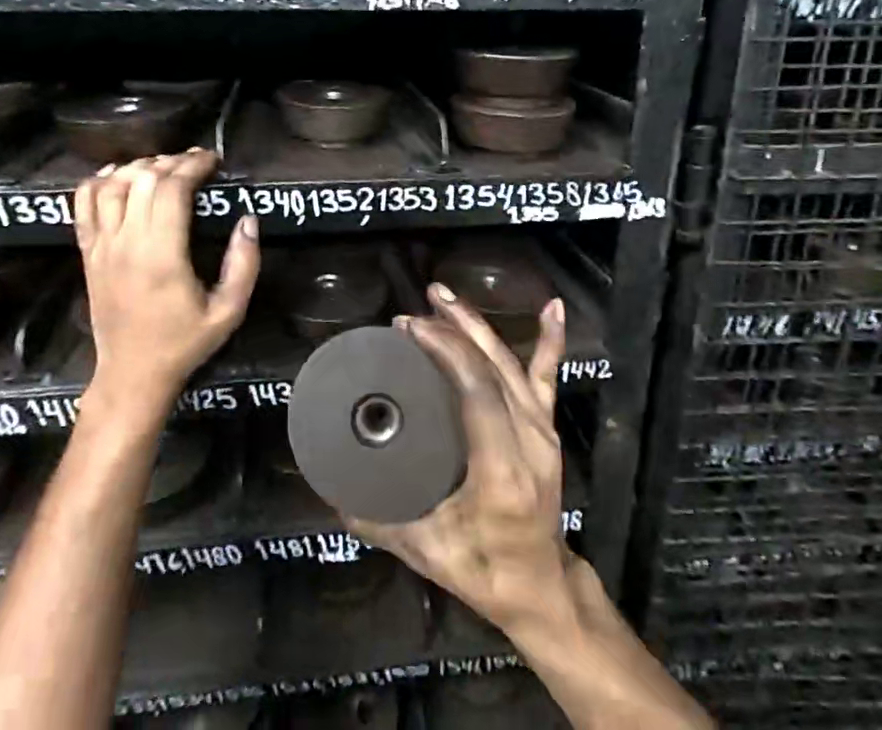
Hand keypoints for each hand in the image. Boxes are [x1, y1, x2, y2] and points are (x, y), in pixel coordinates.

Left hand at [73, 149, 259, 423]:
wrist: (133, 373)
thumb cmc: (184, 343)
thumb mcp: (229, 311)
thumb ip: (243, 264)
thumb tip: (248, 220)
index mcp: (162, 255)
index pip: (171, 189)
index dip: (193, 166)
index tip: (213, 161)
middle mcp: (126, 243)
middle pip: (142, 180)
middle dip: (171, 161)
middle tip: (195, 163)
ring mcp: (101, 247)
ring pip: (111, 185)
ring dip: (138, 167)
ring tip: (163, 167)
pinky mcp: (87, 253)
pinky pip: (83, 205)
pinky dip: (98, 182)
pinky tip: (118, 175)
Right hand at [346, 284, 572, 636]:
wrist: (541, 585)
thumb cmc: (484, 569)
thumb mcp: (425, 550)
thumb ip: (376, 521)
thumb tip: (329, 489)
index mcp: (502, 470)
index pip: (478, 393)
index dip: (447, 352)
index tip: (410, 328)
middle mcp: (530, 441)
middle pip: (493, 369)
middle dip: (452, 332)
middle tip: (411, 314)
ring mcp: (543, 430)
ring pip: (512, 364)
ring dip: (477, 326)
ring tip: (443, 296)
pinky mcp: (547, 427)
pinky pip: (548, 376)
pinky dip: (549, 339)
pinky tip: (551, 306)